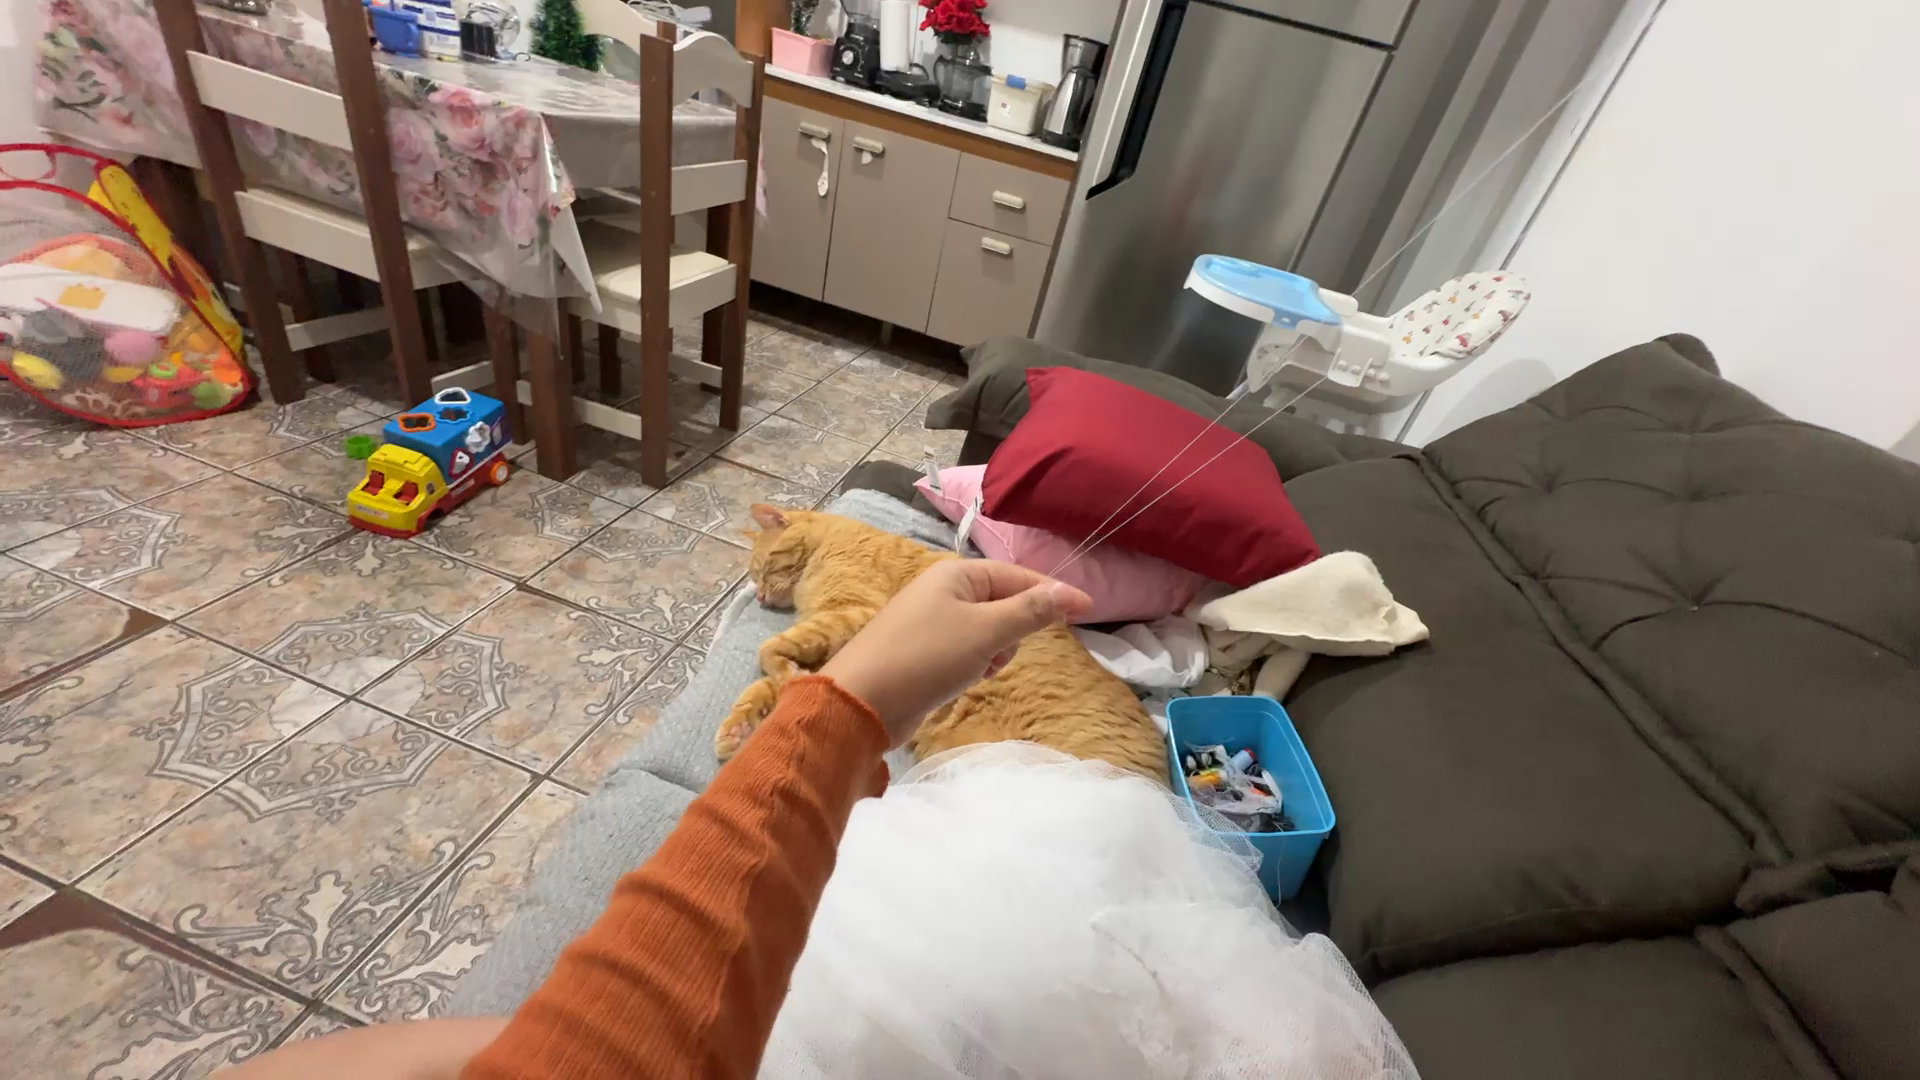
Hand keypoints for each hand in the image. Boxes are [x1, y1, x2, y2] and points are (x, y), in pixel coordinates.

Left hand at [820, 559, 1089, 746]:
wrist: (862, 703)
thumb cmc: (927, 657)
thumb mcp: (987, 631)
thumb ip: (1031, 610)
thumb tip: (1072, 591)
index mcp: (956, 575)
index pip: (1017, 576)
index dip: (1052, 592)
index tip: (1088, 611)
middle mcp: (943, 591)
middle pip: (1003, 603)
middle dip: (1013, 630)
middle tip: (998, 652)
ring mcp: (932, 622)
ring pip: (988, 631)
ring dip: (994, 651)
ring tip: (978, 669)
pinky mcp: (925, 652)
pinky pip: (967, 650)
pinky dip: (974, 664)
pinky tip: (964, 680)